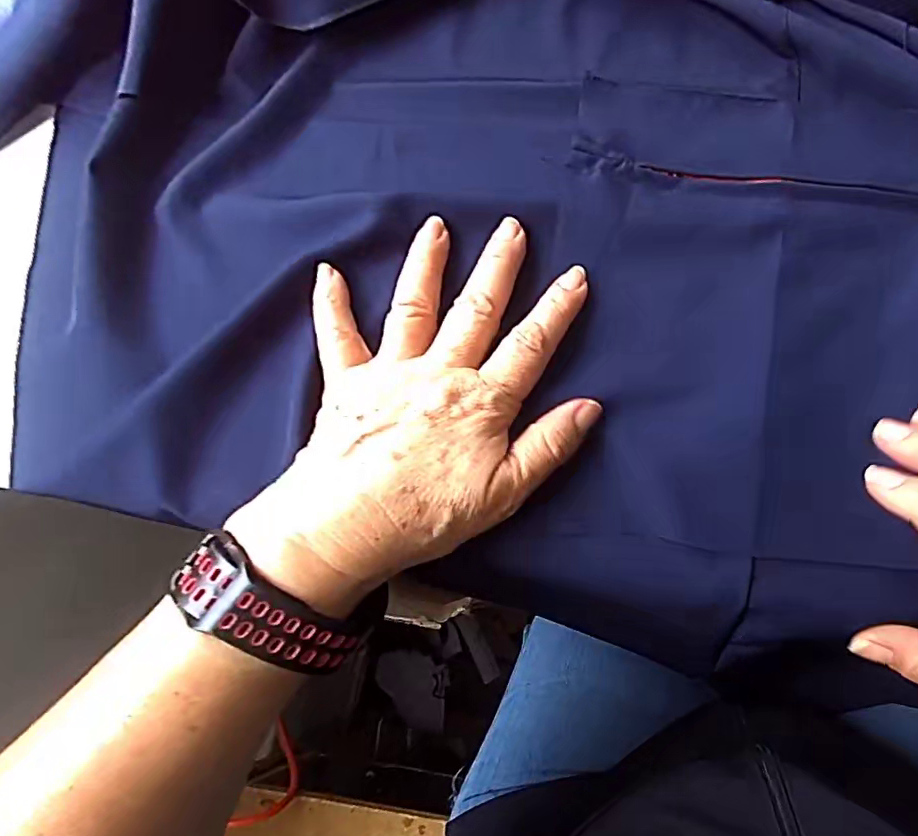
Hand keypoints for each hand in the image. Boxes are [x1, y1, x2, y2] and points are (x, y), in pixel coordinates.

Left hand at [224, 216, 601, 616]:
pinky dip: (332, 305)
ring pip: (414, 307)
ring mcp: (390, 374)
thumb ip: (547, 446)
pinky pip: (338, 336)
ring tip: (436, 228)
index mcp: (481, 402)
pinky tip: (329, 274)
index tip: (574, 276)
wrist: (350, 525)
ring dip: (427, 265)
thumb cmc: (428, 517)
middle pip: (475, 311)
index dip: (555, 310)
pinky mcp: (347, 385)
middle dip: (497, 267)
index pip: (528, 346)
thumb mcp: (504, 493)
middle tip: (511, 228)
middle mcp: (438, 374)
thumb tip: (588, 407)